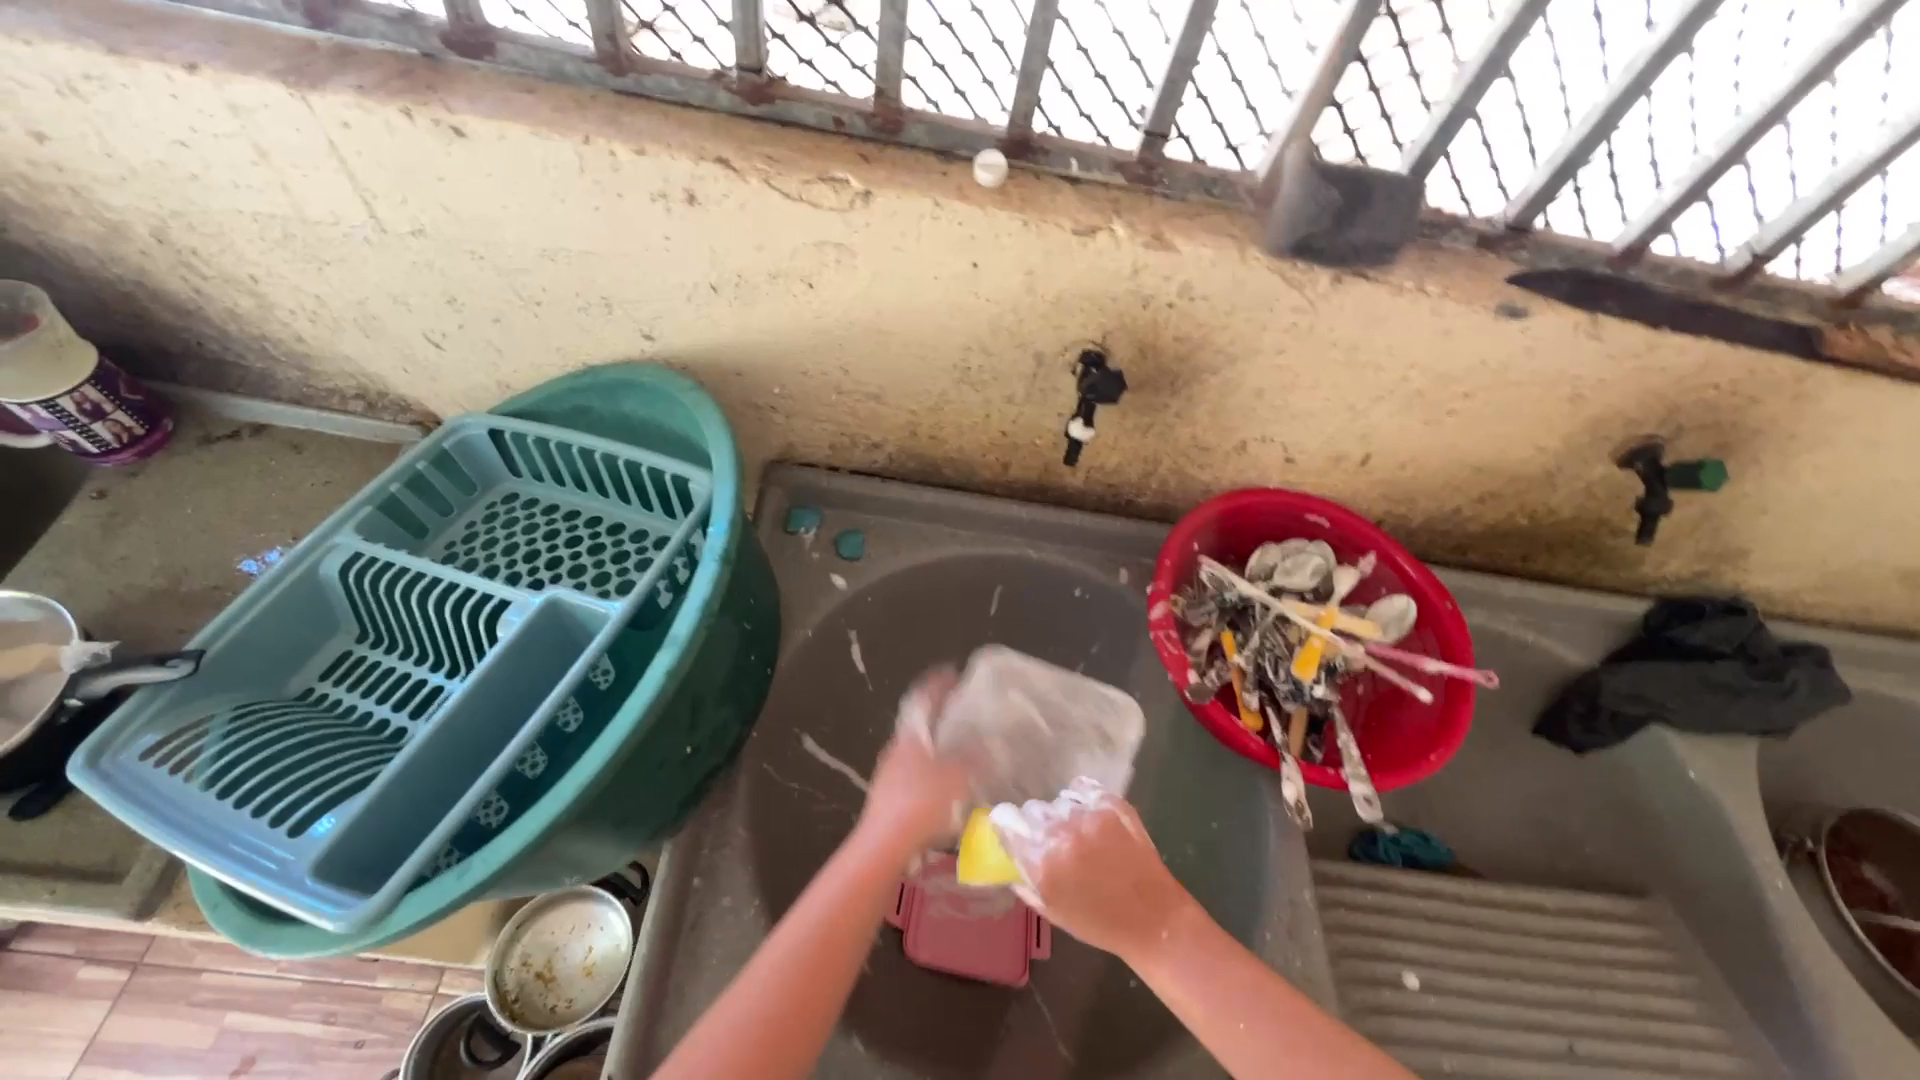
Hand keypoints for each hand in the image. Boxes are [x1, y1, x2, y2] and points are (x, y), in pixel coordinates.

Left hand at [857, 669, 968, 855]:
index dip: (939, 684)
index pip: (924, 699)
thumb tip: (988, 744)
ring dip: (937, 751)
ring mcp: (888, 775)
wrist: (885, 845)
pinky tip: (947, 791)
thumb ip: (975, 759)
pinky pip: (915, 778)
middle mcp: (896, 750)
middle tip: (963, 717)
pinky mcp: (888, 799)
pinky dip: (932, 776)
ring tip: (961, 756)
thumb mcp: (959, 777)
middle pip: (919, 726)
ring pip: (917, 754)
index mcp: (910, 736)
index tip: (953, 673)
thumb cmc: (923, 803)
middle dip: (940, 720)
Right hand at [991, 780, 1192, 960]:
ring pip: (1059, 800)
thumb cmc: (1099, 923)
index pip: (1005, 818)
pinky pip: (1083, 788)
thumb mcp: (1052, 912)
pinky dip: (1082, 798)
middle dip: (1036, 823)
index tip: (1013, 832)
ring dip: (1062, 814)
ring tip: (1078, 834)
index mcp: (1041, 860)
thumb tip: (1010, 860)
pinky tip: (1090, 816)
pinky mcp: (1112, 805)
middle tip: (1052, 842)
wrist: (1152, 918)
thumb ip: (1025, 882)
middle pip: (1032, 808)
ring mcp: (1088, 815)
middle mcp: (1061, 832)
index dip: (1006, 824)